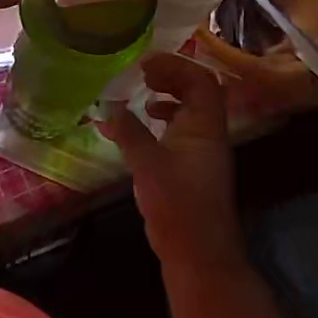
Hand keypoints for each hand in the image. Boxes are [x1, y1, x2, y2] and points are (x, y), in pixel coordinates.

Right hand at [103, 53, 245, 271]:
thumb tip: (109, 104)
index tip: (146, 64)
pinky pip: (181, 130)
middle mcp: (209, 134)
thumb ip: (128, 131)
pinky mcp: (192, 168)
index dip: (176, 66)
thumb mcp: (146, 163)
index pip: (201, 81)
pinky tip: (142, 126)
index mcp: (205, 127)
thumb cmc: (176, 204)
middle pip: (199, 92)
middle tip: (143, 73)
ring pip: (191, 111)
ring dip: (169, 96)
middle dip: (172, 76)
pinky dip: (163, 120)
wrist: (198, 254)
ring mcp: (202, 152)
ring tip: (143, 94)